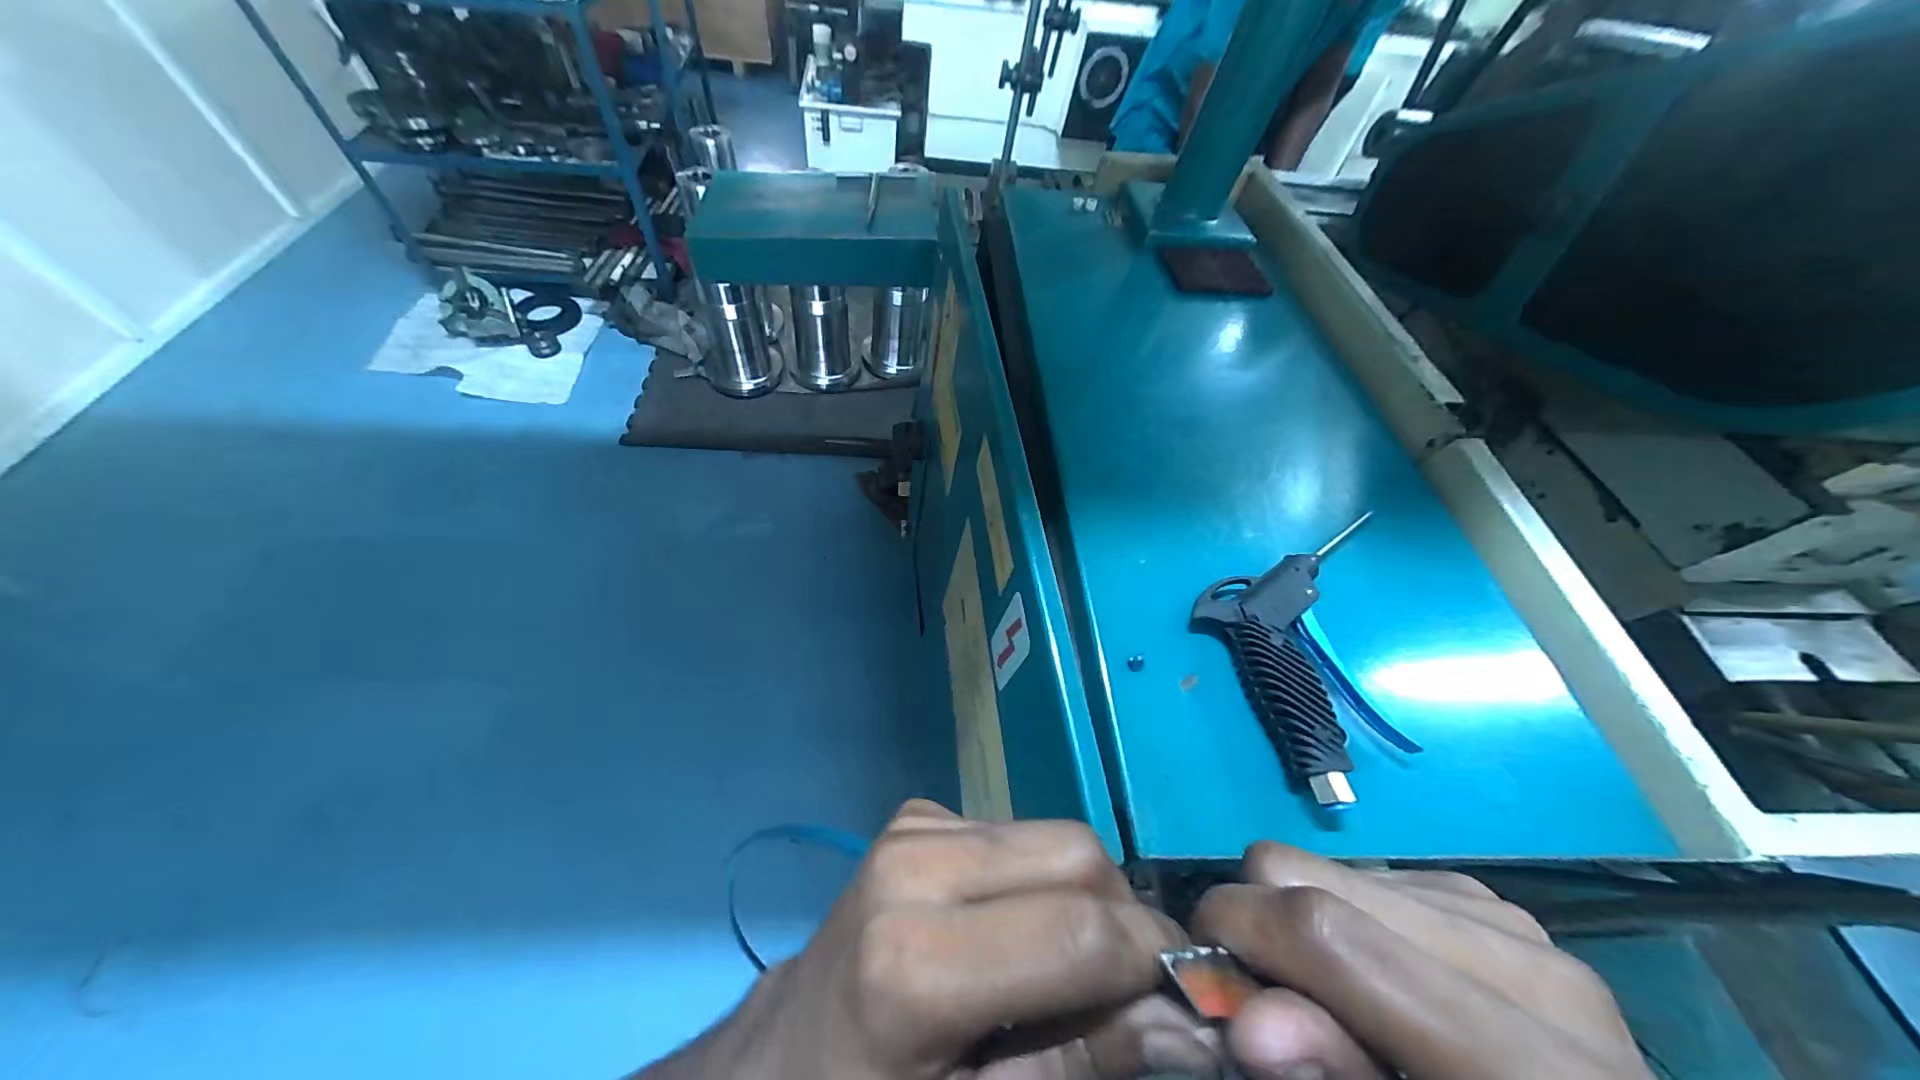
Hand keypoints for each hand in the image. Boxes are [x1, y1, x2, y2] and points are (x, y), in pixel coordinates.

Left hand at [646, 800, 1214, 1079]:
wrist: (776, 1064)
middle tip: (1123, 992)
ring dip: (1085, 899)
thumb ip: (1081, 1066)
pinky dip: (1039, 881)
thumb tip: (1193, 1025)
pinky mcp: (913, 816)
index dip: (1154, 969)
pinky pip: (1016, 834)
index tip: (1186, 1009)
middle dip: (1124, 922)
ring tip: (1060, 968)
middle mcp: (912, 866)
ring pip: (1054, 837)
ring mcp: (909, 828)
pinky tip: (1008, 930)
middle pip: (1078, 857)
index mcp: (915, 963)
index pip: (1085, 934)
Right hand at [1193, 842, 1652, 1079]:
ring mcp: (1515, 925)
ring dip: (1297, 921)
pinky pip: (1370, 876)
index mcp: (1528, 1065)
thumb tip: (1241, 1023)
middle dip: (1255, 921)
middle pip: (1311, 874)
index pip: (1329, 931)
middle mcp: (1526, 966)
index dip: (1238, 932)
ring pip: (1330, 865)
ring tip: (1332, 1000)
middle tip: (1267, 999)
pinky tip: (1378, 981)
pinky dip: (1342, 918)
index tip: (1204, 977)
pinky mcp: (1498, 906)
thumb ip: (1332, 1079)